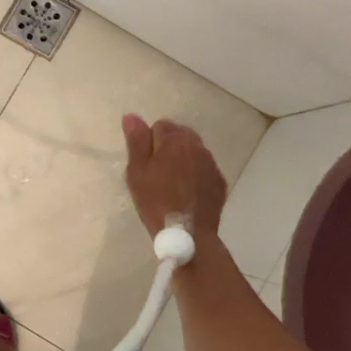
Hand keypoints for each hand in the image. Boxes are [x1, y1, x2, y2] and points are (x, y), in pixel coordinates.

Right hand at [121, 114, 226, 238]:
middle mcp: (198, 146)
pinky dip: (194, 176)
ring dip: (182, 161)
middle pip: (179, 136)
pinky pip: (203, 170)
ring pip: (193, 153)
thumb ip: (136, 142)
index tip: (145, 165)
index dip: (149, 143)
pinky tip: (185, 195)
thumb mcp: (137, 172)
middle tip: (155, 174)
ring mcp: (211, 165)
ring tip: (170, 186)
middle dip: (167, 148)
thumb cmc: (156, 202)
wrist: (188, 235)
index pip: (160, 126)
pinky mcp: (219, 182)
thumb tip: (132, 116)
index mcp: (176, 140)